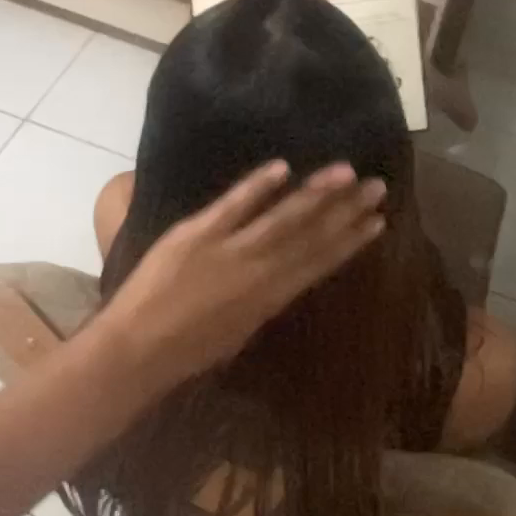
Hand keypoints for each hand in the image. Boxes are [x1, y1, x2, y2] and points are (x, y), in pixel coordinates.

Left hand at [89, 162, 384, 387]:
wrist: (137, 349)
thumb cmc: (187, 349)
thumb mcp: (239, 330)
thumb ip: (264, 298)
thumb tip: (286, 273)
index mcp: (270, 298)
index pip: (319, 263)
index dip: (350, 240)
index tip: (377, 221)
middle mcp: (259, 272)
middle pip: (311, 235)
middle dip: (346, 210)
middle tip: (377, 186)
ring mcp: (229, 249)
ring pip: (282, 217)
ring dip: (316, 193)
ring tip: (345, 172)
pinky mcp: (198, 232)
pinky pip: (234, 204)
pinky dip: (258, 184)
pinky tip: (283, 167)